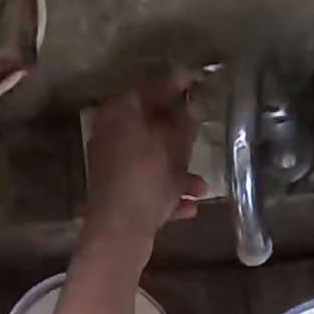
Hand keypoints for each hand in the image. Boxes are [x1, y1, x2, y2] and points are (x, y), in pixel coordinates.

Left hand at [84, 70, 207, 240]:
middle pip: (151, 128)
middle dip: (180, 137)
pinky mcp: (119, 196)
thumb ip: (184, 122)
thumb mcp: (172, 146)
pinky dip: (168, 194)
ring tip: (202, 186)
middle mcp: (111, 136)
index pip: (150, 89)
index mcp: (119, 112)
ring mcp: (114, 168)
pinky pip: (149, 188)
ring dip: (179, 173)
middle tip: (201, 134)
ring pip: (153, 162)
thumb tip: (193, 105)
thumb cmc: (146, 177)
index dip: (176, 86)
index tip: (197, 83)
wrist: (120, 230)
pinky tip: (191, 207)